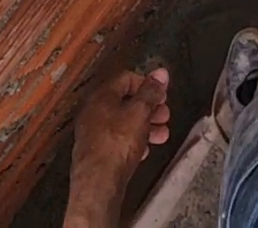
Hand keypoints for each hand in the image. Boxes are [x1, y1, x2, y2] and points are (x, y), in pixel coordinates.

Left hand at [63, 68, 171, 227]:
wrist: (97, 186)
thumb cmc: (118, 143)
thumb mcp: (140, 113)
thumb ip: (151, 91)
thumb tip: (162, 72)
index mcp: (102, 95)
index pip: (126, 78)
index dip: (147, 84)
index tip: (162, 95)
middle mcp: (93, 111)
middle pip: (125, 101)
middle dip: (149, 108)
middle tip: (165, 116)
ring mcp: (92, 133)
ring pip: (123, 122)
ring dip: (144, 126)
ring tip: (162, 136)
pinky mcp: (95, 153)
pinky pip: (117, 140)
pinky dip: (133, 141)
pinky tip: (145, 150)